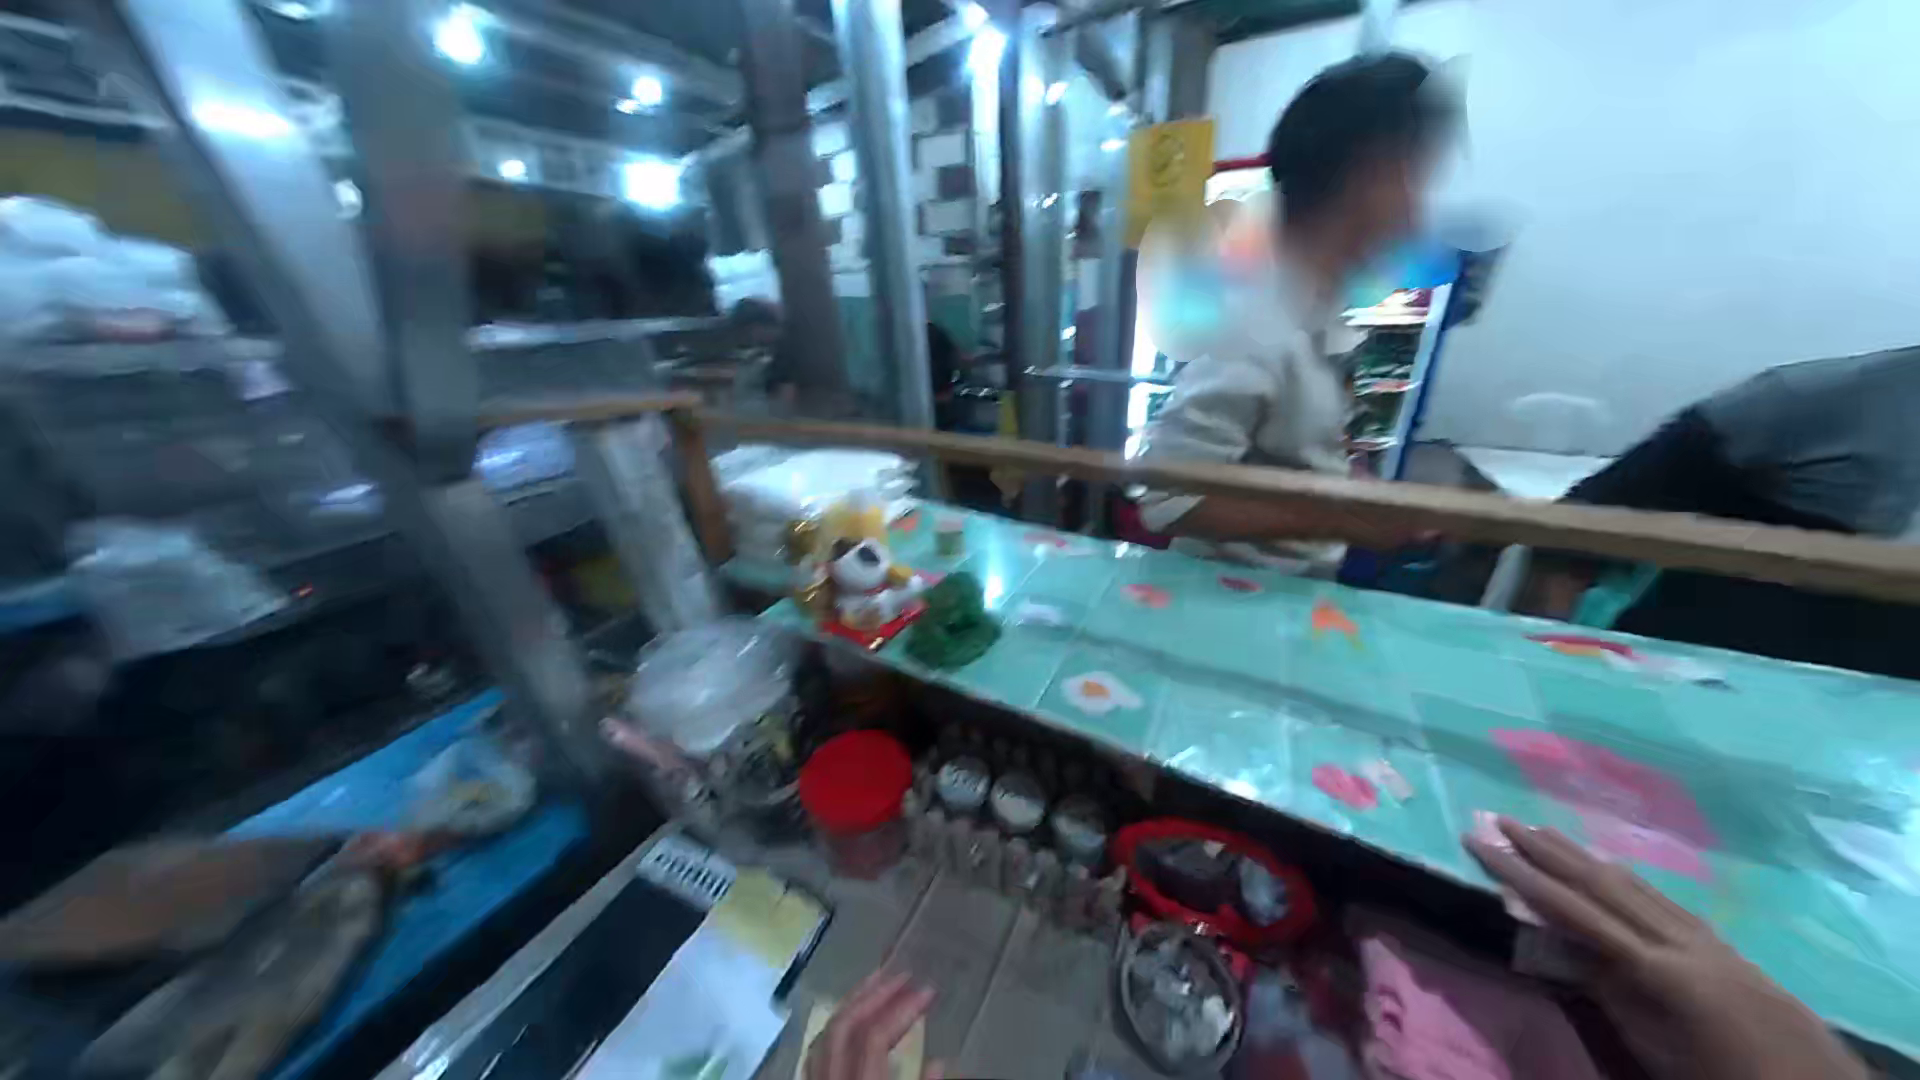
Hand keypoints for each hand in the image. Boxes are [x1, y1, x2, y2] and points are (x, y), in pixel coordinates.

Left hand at [804, 971, 938, 1079]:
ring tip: (879, 983)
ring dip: (852, 1004)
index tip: (928, 991)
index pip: (874, 1038)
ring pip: (824, 1036)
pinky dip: (835, 1027)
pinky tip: (854, 1017)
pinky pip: (816, 1053)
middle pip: (842, 1028)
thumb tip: (940, 1062)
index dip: (902, 1009)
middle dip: (873, 994)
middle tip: (903, 975)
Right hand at [1465, 818, 1865, 1079]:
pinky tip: (1608, 865)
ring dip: (1582, 854)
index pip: (1569, 906)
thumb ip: (1603, 983)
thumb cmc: (1716, 1078)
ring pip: (1633, 884)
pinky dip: (1625, 876)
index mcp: (1656, 967)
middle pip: (1601, 882)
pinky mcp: (1728, 948)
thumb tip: (1560, 937)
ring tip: (1543, 829)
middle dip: (1545, 849)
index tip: (1475, 842)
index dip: (1517, 872)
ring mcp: (1709, 940)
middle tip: (1501, 820)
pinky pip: (1664, 899)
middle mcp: (1681, 941)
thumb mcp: (1648, 1041)